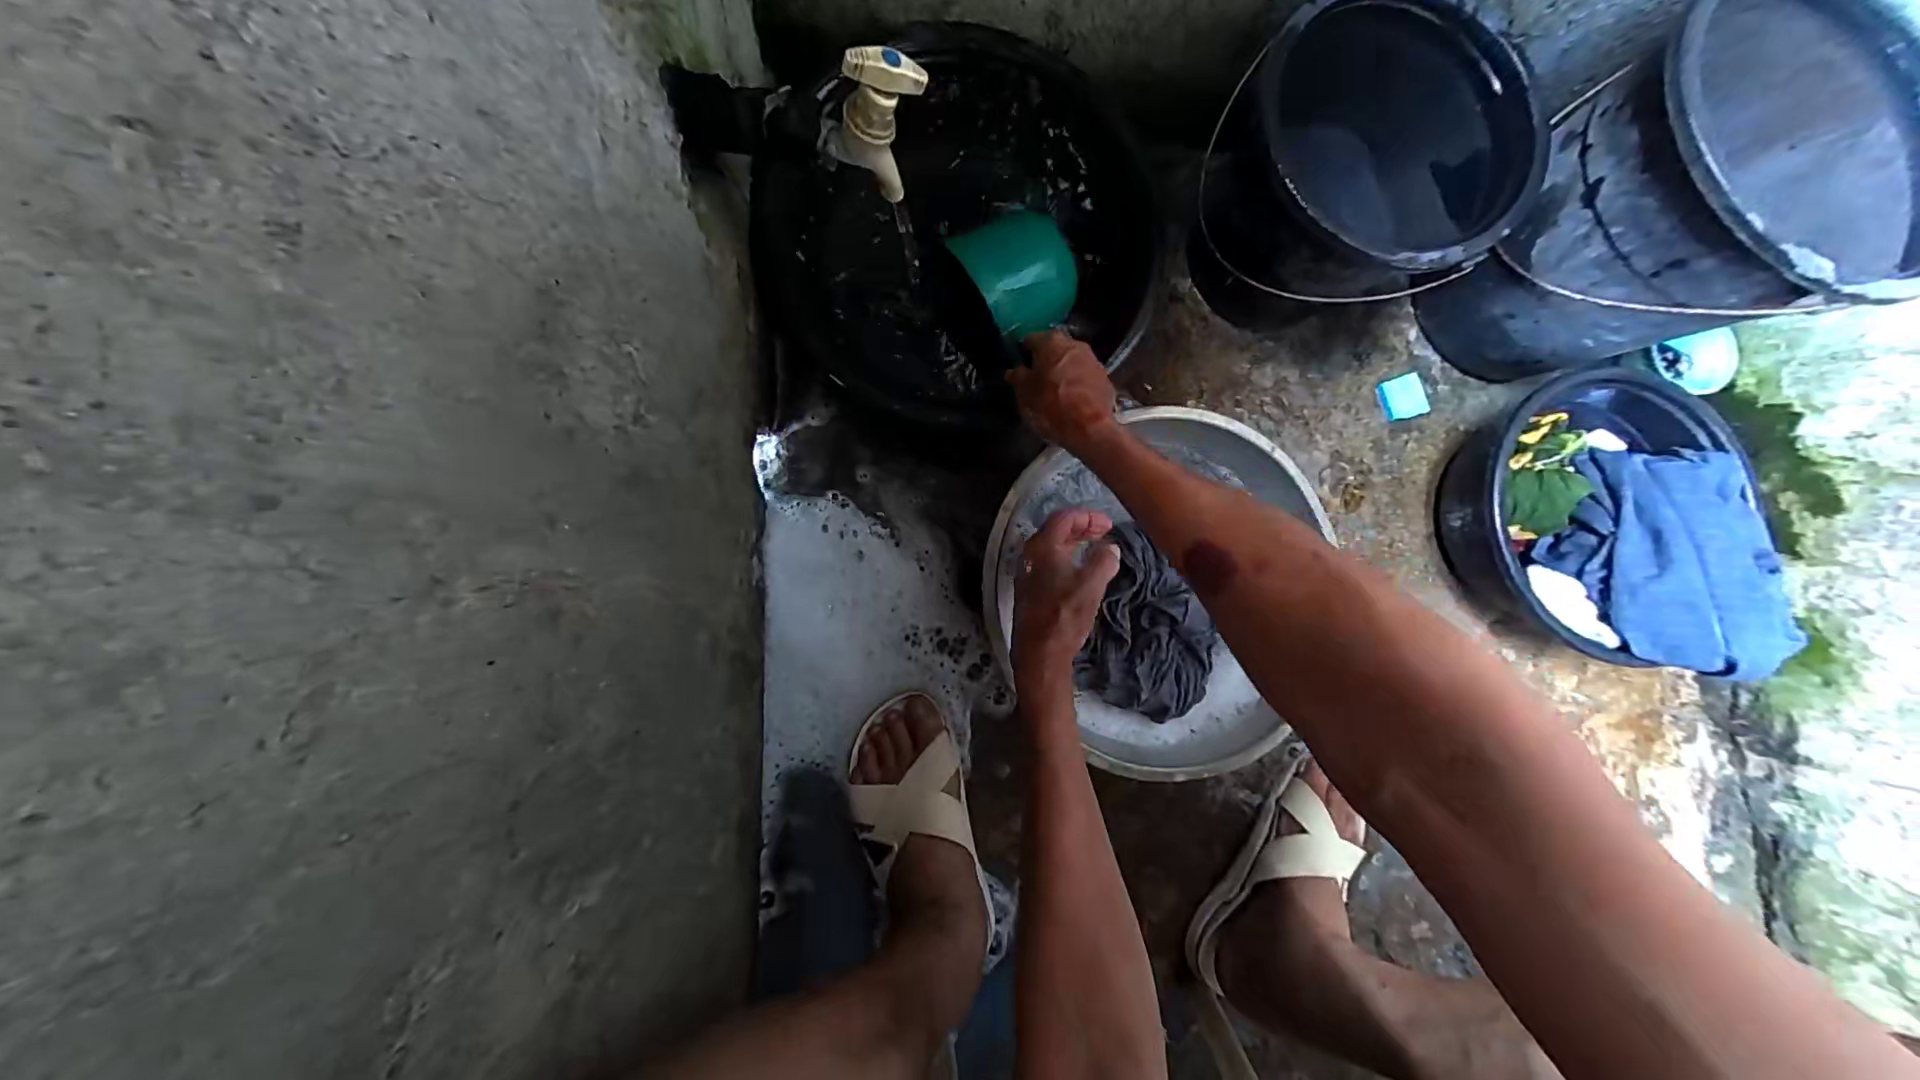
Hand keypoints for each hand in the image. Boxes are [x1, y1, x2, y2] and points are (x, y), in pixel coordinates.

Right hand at [1009, 329, 1118, 455]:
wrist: (1090, 429)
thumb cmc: (1051, 407)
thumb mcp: (1024, 394)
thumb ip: (1017, 377)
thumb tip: (1015, 371)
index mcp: (1050, 342)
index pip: (1030, 340)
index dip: (1022, 354)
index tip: (1020, 369)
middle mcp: (1074, 343)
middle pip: (1053, 349)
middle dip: (1044, 361)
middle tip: (1036, 381)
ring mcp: (1092, 359)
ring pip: (1070, 361)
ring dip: (1061, 372)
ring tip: (1053, 392)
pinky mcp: (1104, 377)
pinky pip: (1083, 376)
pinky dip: (1076, 383)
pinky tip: (1071, 400)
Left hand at [1012, 508, 1121, 686]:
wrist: (1039, 652)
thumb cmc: (1065, 614)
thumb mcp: (1092, 585)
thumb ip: (1103, 561)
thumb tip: (1110, 549)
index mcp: (1042, 547)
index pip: (1063, 518)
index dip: (1087, 516)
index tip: (1108, 524)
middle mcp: (1030, 556)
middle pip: (1056, 531)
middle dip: (1081, 528)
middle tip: (1104, 532)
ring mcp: (1027, 574)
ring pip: (1052, 549)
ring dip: (1074, 544)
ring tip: (1095, 548)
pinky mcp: (1029, 591)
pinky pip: (1049, 564)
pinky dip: (1066, 559)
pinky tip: (1079, 570)